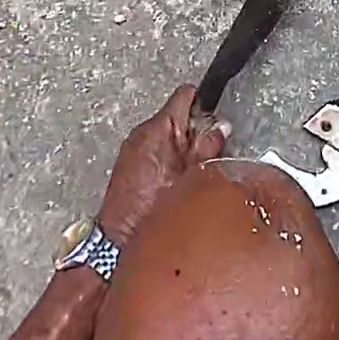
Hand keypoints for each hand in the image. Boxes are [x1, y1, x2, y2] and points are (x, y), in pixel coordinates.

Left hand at [98, 84, 229, 245]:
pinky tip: (175, 180)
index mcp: (158, 128)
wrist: (117, 244)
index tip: (215, 116)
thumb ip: (208, 145)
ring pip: (171, 135)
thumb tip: (221, 127)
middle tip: (205, 153)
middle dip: (197, 130)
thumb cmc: (150, 209)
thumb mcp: (192, 173)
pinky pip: (159, 151)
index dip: (204, 102)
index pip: (185, 95)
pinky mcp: (131, 163)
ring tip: (189, 170)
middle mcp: (143, 133)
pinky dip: (171, 159)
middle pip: (181, 116)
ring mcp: (135, 148)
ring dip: (184, 146)